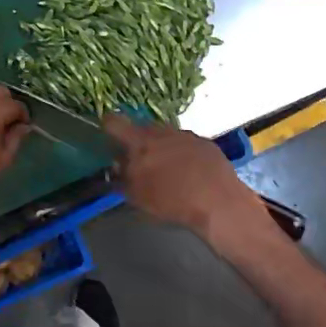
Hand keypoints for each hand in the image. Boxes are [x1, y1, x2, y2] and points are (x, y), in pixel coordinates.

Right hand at [105, 116, 273, 248]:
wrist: (219, 204)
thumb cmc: (171, 201)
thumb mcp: (136, 196)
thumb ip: (121, 178)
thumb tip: (116, 166)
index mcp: (140, 141)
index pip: (115, 122)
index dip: (107, 126)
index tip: (106, 136)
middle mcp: (162, 131)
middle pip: (142, 128)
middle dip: (137, 141)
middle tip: (137, 161)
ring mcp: (187, 135)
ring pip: (165, 136)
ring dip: (161, 147)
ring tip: (165, 170)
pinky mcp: (206, 144)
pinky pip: (186, 144)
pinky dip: (182, 154)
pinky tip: (188, 174)